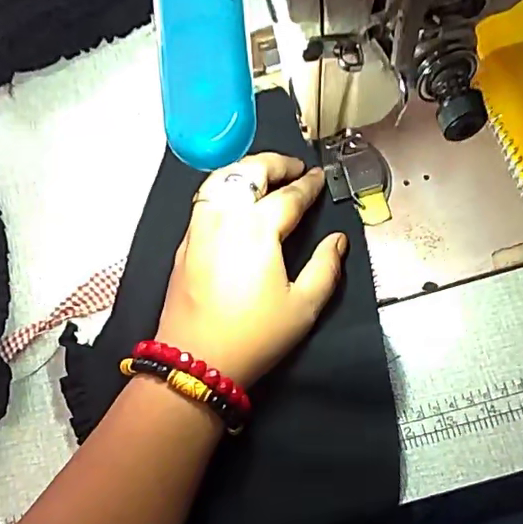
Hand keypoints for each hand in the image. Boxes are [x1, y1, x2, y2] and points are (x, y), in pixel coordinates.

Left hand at [154, 153, 347, 385]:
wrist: (196, 360)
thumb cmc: (254, 336)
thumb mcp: (304, 307)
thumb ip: (326, 268)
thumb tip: (337, 242)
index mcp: (257, 228)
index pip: (289, 195)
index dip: (309, 185)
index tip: (320, 178)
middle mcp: (224, 217)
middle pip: (249, 172)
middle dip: (275, 163)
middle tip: (295, 168)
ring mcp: (199, 227)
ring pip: (221, 180)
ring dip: (246, 170)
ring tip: (265, 177)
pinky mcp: (185, 243)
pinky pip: (206, 199)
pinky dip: (225, 188)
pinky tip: (236, 201)